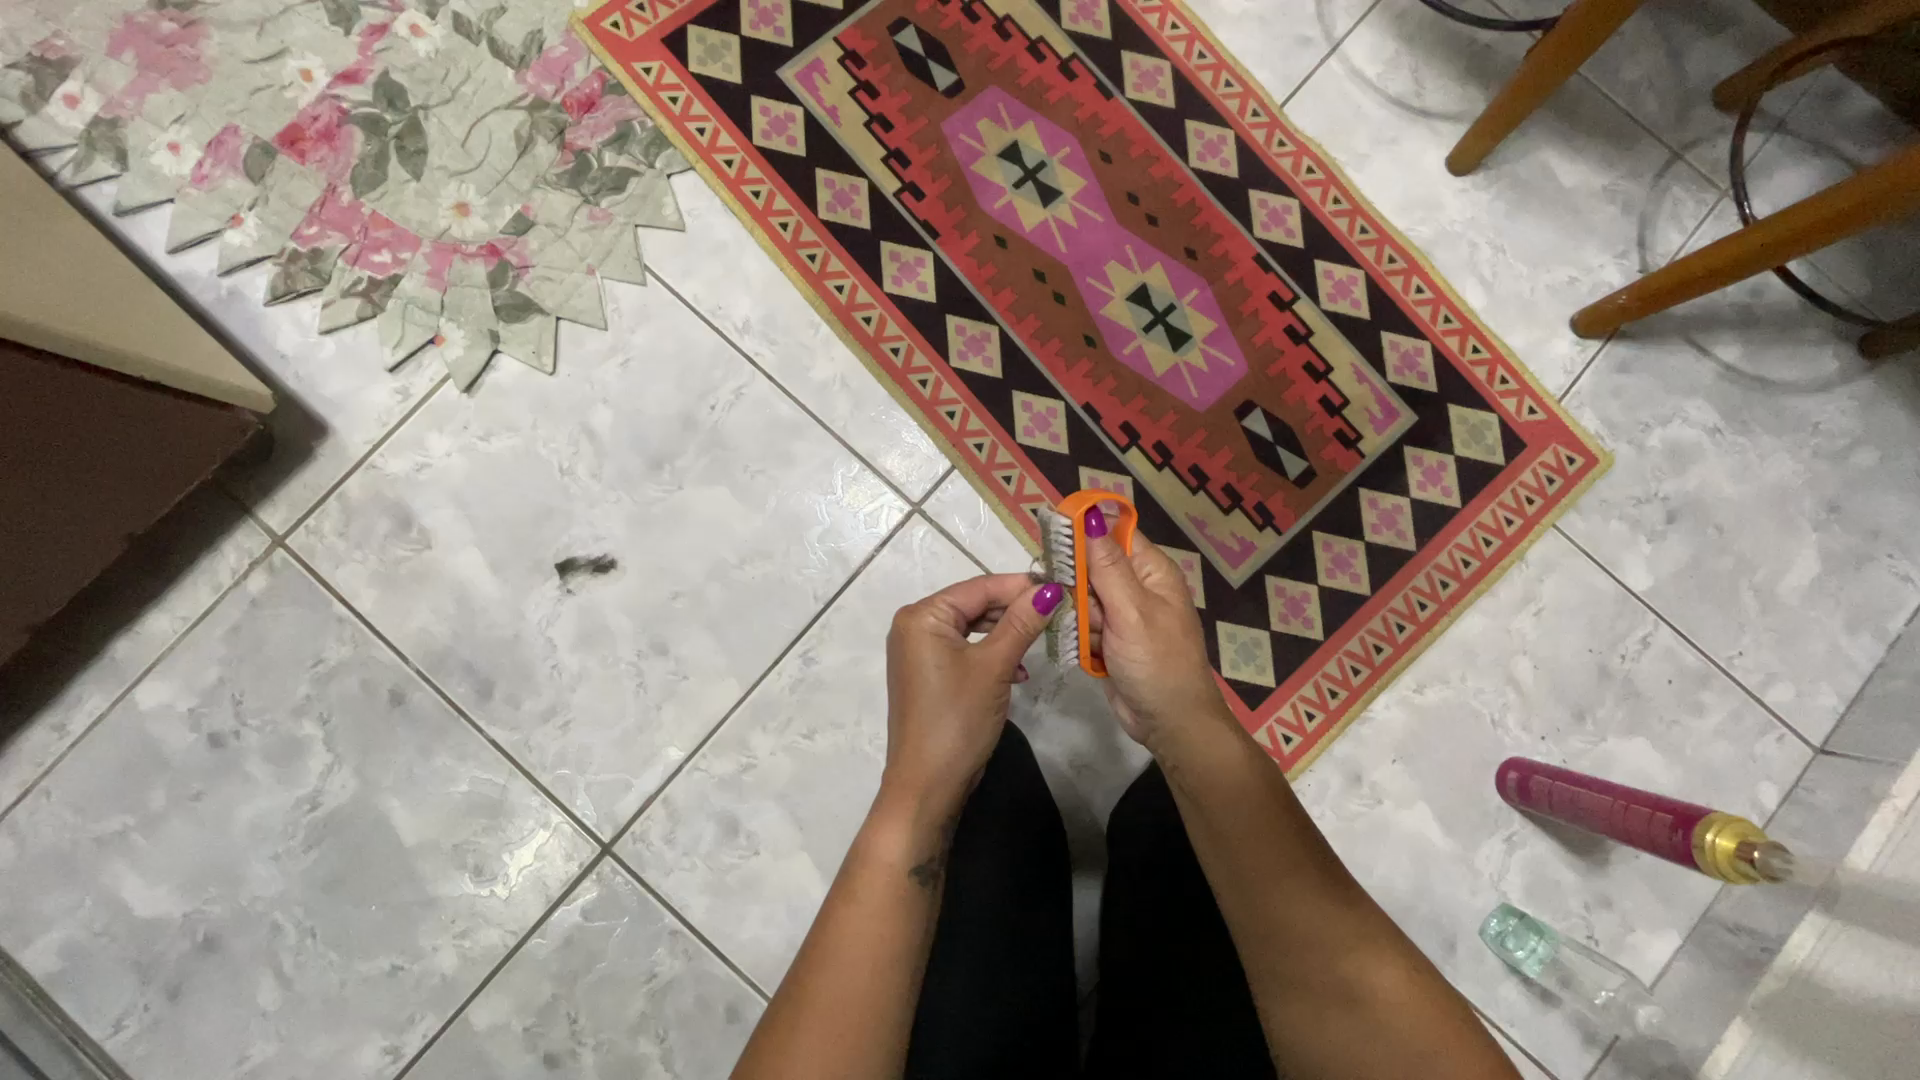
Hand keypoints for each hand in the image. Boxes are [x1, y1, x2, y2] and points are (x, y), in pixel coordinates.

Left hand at [880, 573, 1062, 825]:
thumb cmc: (957, 719)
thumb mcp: (994, 667)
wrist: (928, 785)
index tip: (1061, 586)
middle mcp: (915, 626)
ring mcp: (919, 652)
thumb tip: (1051, 589)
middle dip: (1015, 610)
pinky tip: (1019, 671)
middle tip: (1058, 612)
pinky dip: (992, 655)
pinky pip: (966, 650)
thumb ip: (1021, 623)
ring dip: (1007, 634)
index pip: (979, 587)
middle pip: (975, 605)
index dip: (1020, 586)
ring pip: (973, 628)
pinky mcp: (929, 674)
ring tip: (1042, 640)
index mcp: (922, 616)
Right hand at [1081, 507, 1232, 749]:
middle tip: (1082, 608)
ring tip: (1094, 639)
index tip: (1053, 537)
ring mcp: (1121, 614)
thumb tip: (1091, 514)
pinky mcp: (1108, 638)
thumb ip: (1107, 565)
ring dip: (1078, 616)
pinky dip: (1079, 636)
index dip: (1084, 531)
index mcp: (1151, 570)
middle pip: (1090, 566)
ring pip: (1080, 597)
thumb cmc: (1158, 662)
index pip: (1113, 533)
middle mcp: (1136, 586)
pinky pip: (1081, 624)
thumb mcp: (1132, 610)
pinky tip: (1090, 653)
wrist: (1170, 723)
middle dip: (1077, 586)